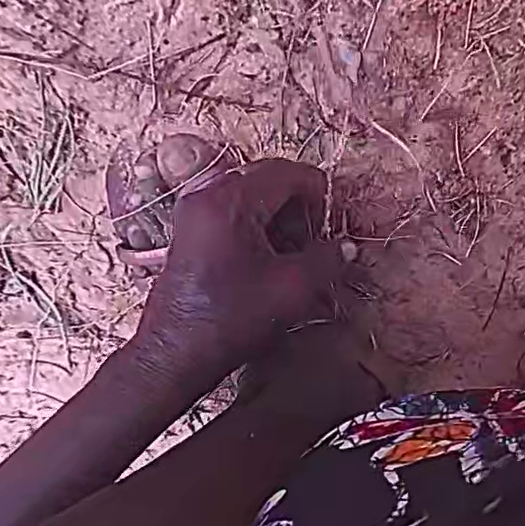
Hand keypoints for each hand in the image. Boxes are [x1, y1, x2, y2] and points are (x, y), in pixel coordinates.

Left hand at [129, 158, 344, 385]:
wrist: (176, 353)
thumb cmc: (232, 318)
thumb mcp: (293, 288)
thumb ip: (329, 259)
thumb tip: (348, 247)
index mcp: (231, 200)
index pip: (289, 172)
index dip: (319, 196)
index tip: (327, 228)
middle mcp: (207, 194)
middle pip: (269, 179)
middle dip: (299, 208)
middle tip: (311, 244)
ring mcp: (194, 212)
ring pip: (252, 196)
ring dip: (280, 219)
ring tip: (291, 257)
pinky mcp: (190, 232)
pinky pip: (233, 212)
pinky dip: (258, 228)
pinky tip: (267, 263)